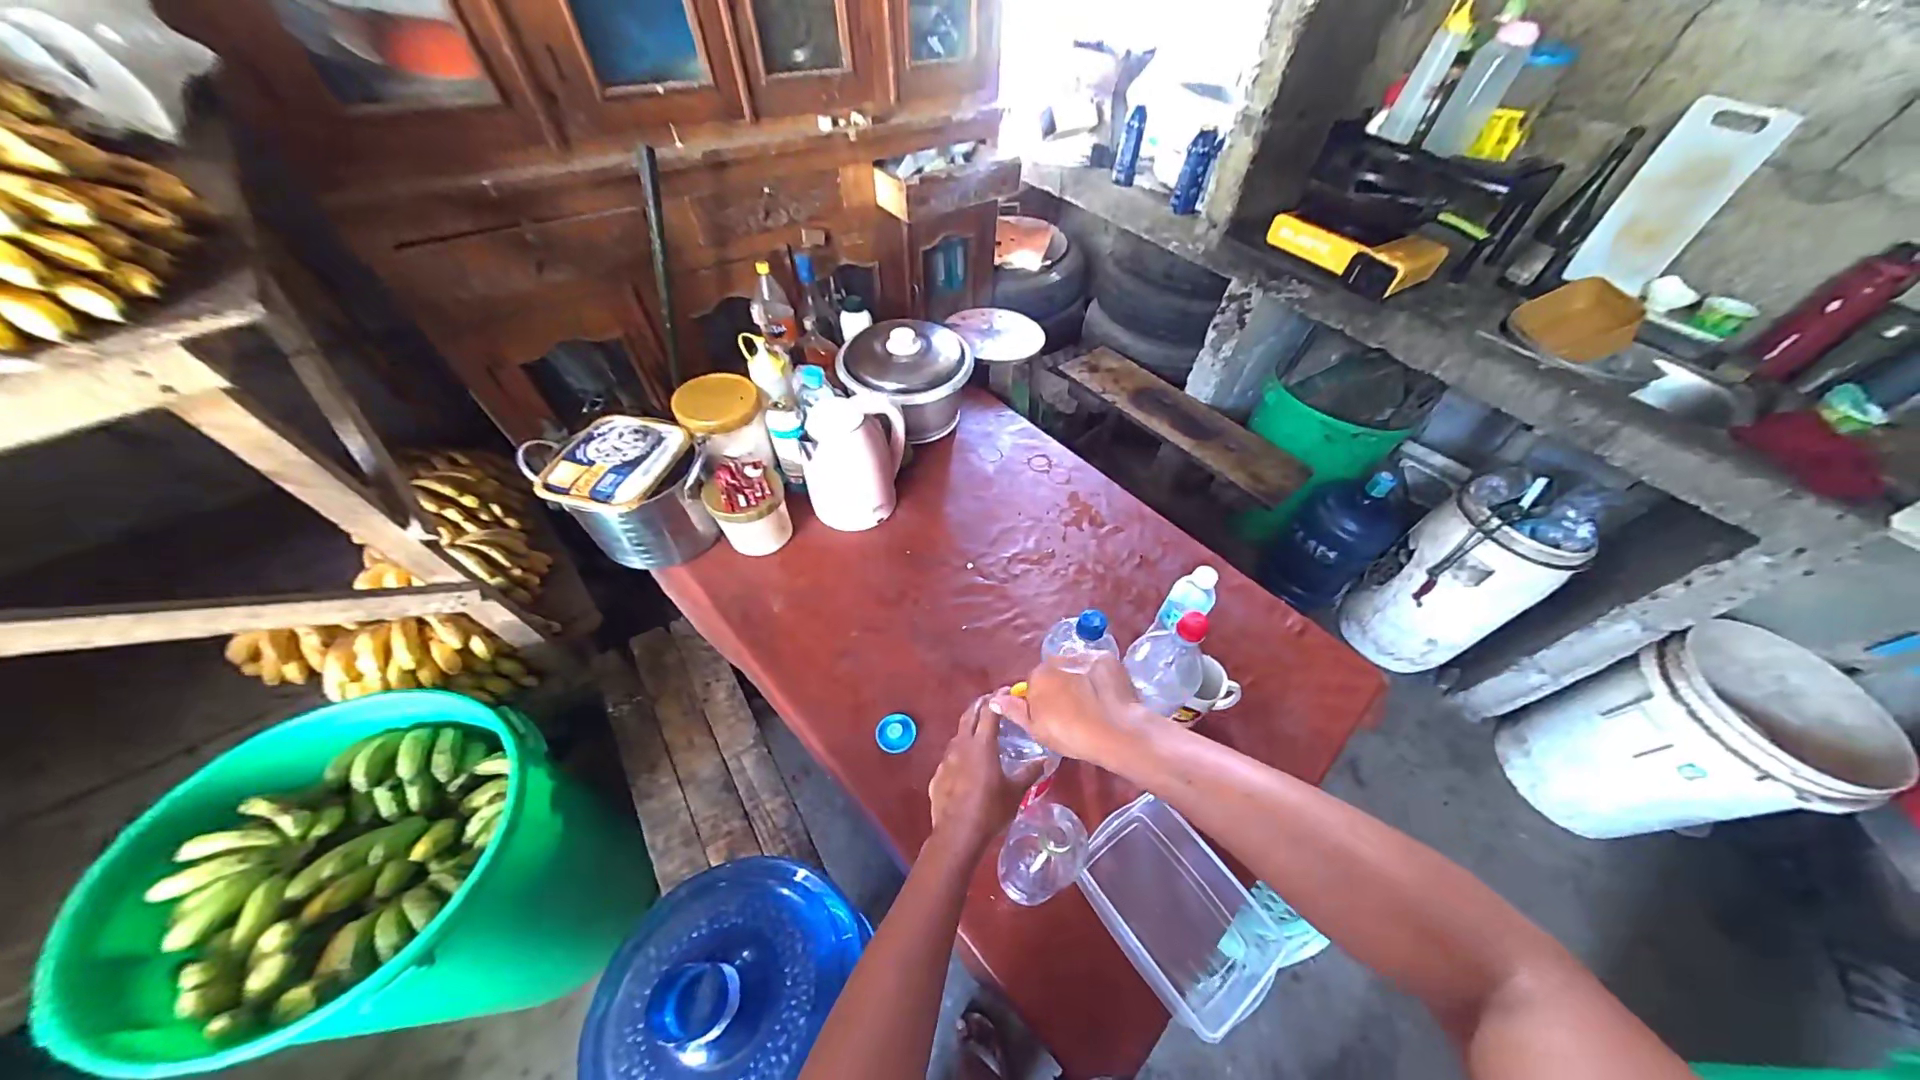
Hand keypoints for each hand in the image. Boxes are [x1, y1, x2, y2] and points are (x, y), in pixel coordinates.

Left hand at [928, 695, 1041, 853]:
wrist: (957, 833)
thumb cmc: (990, 809)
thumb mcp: (1016, 791)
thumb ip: (1030, 772)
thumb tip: (1046, 760)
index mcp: (982, 744)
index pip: (989, 712)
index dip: (998, 698)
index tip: (1006, 690)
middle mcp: (961, 745)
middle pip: (969, 716)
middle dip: (980, 705)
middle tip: (991, 700)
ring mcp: (946, 759)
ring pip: (958, 735)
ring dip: (969, 727)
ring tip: (980, 730)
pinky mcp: (937, 775)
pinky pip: (950, 757)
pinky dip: (960, 752)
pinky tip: (966, 763)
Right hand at [990, 651, 1160, 768]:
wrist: (1116, 731)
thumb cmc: (1072, 735)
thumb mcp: (1037, 730)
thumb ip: (1015, 711)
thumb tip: (996, 699)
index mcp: (1038, 676)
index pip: (1034, 684)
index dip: (1043, 701)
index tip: (1055, 716)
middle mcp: (1058, 659)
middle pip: (1054, 671)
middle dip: (1060, 685)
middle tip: (1074, 710)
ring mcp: (1084, 656)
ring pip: (1075, 666)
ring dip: (1079, 678)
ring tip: (1093, 702)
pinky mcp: (1107, 657)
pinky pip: (1097, 665)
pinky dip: (1099, 676)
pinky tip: (1107, 694)